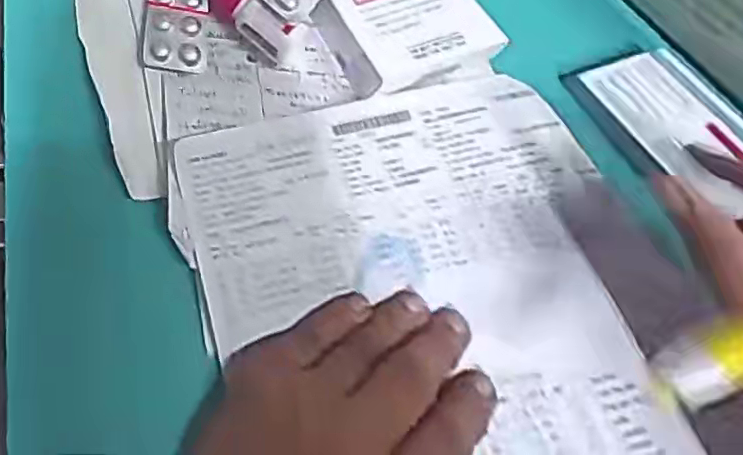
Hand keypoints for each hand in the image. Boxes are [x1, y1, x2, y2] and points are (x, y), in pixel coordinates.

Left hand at [188, 291, 494, 454]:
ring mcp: (305, 396)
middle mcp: (352, 434)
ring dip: (393, 322)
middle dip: (435, 349)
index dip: (465, 410)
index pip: (442, 443)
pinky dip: (337, 315)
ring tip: (415, 302)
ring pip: (362, 348)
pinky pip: (311, 332)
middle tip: (454, 321)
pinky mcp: (264, 369)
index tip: (479, 382)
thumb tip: (435, 436)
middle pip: (405, 382)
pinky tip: (356, 304)